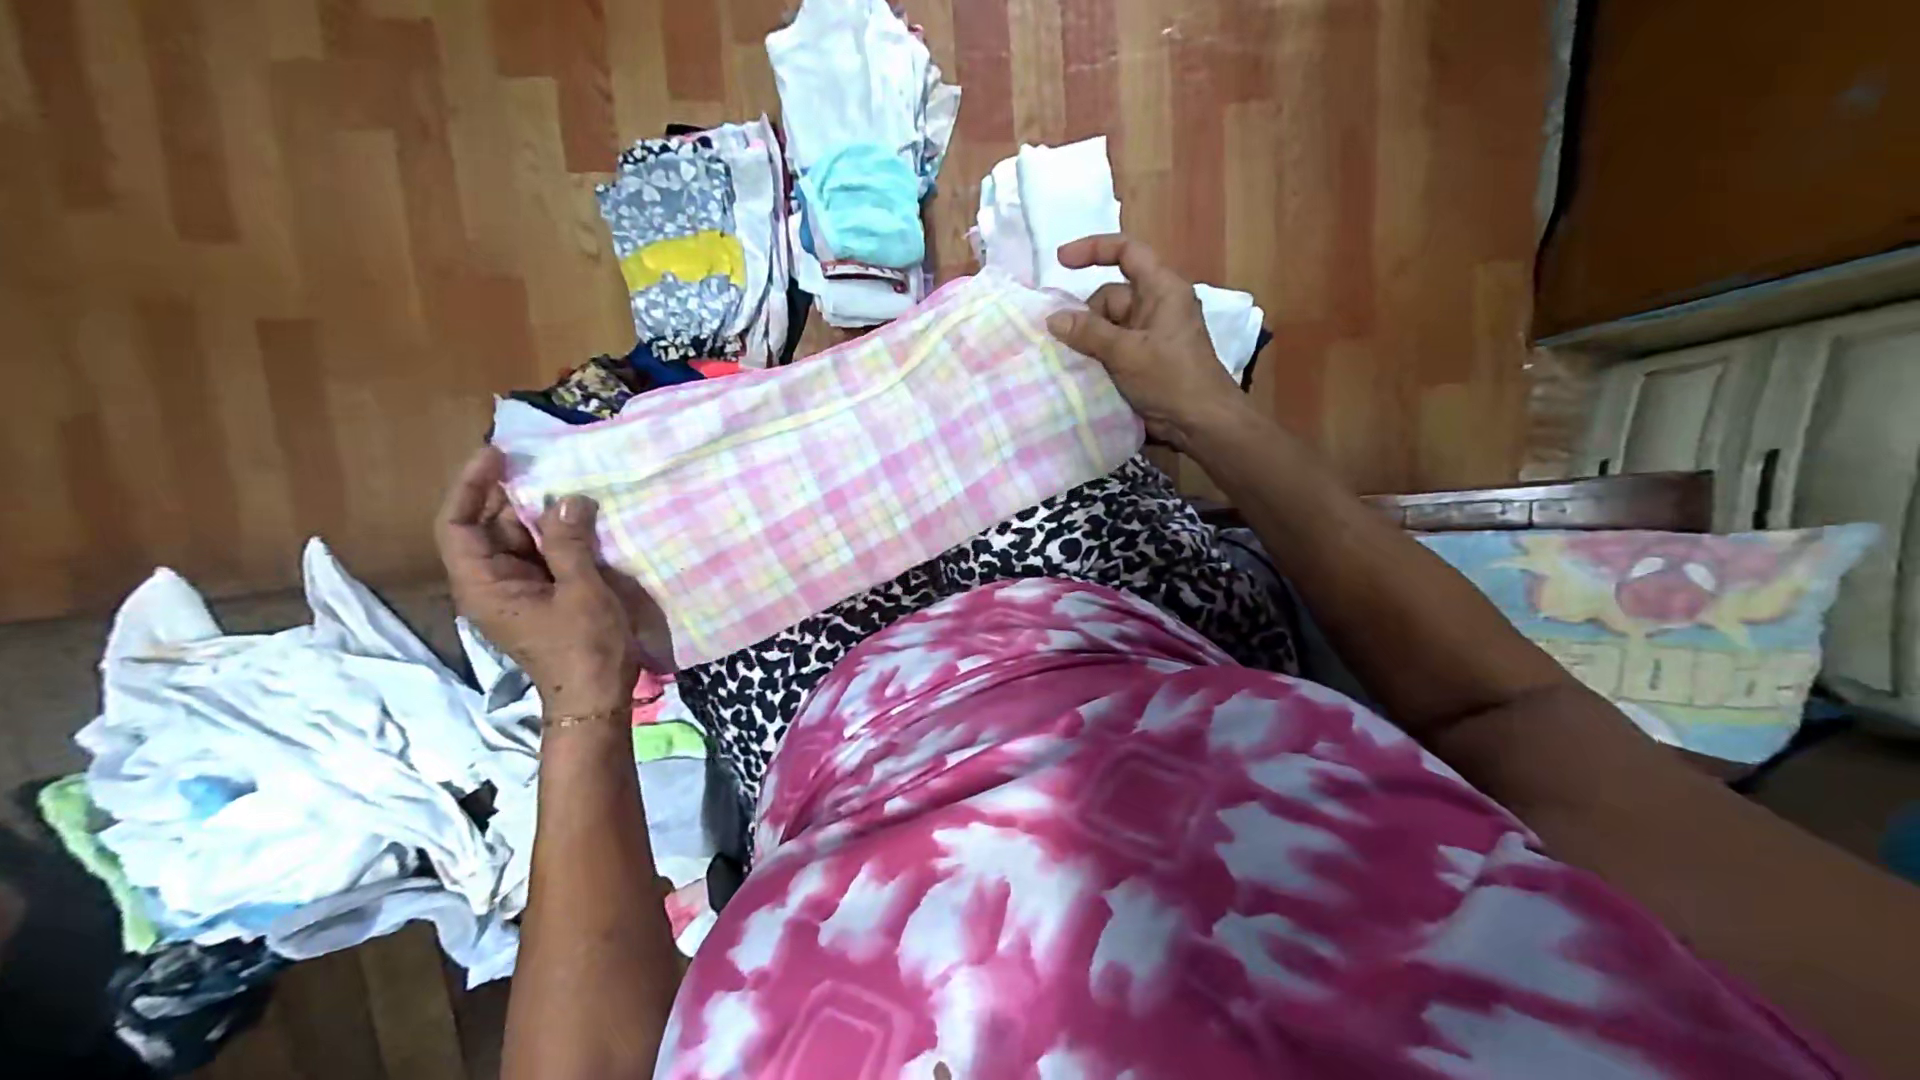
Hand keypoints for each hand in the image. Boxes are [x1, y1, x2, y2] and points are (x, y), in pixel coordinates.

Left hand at [434, 447, 668, 716]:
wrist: (596, 697)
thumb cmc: (584, 648)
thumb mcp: (581, 592)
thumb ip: (569, 544)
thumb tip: (566, 500)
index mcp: (484, 586)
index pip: (457, 526)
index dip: (469, 487)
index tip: (497, 456)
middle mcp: (492, 584)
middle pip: (489, 528)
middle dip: (514, 496)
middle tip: (546, 465)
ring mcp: (518, 591)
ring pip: (519, 541)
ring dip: (542, 515)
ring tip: (572, 487)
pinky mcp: (542, 596)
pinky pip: (542, 556)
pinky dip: (558, 536)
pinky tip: (582, 520)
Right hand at [1044, 234, 1249, 450]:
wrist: (1201, 424)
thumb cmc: (1171, 379)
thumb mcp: (1126, 352)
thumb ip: (1088, 333)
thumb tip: (1053, 319)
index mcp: (1162, 289)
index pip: (1127, 251)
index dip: (1093, 249)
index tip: (1061, 261)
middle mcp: (1157, 306)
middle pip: (1111, 296)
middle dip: (1087, 315)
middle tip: (1070, 343)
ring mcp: (1151, 334)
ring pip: (1108, 325)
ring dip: (1089, 340)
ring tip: (1073, 360)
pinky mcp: (1145, 359)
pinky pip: (1113, 347)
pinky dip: (1097, 354)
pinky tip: (1081, 370)